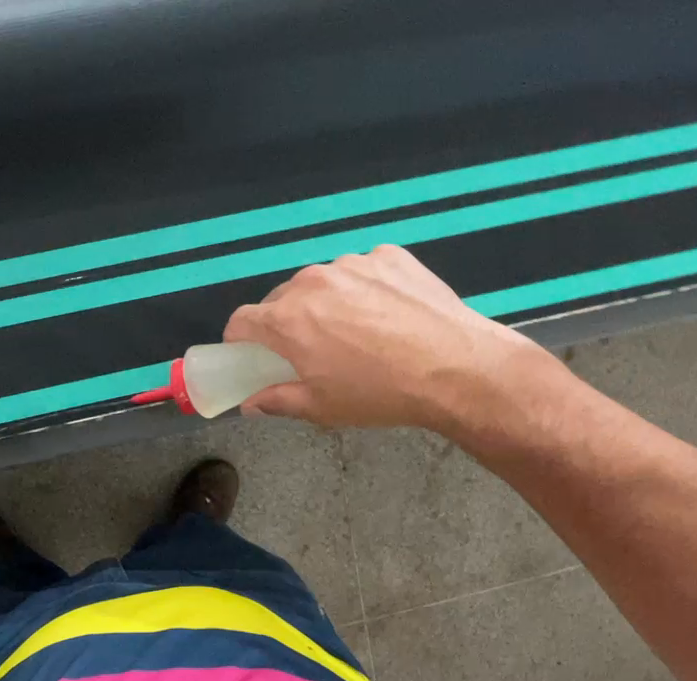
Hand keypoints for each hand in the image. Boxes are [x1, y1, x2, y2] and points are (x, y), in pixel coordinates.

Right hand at [223, 245, 556, 429]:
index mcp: (287, 320)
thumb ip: (275, 401)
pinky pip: (361, 272)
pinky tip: (385, 316)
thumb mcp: (319, 407)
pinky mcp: (389, 256)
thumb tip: (251, 402)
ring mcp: (354, 264)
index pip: (242, 321)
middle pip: (281, 299)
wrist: (455, 367)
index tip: (252, 356)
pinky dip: (362, 290)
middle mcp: (313, 282)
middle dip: (285, 323)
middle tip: (310, 351)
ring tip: (354, 333)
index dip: (241, 341)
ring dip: (324, 304)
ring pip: (322, 283)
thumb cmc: (378, 394)